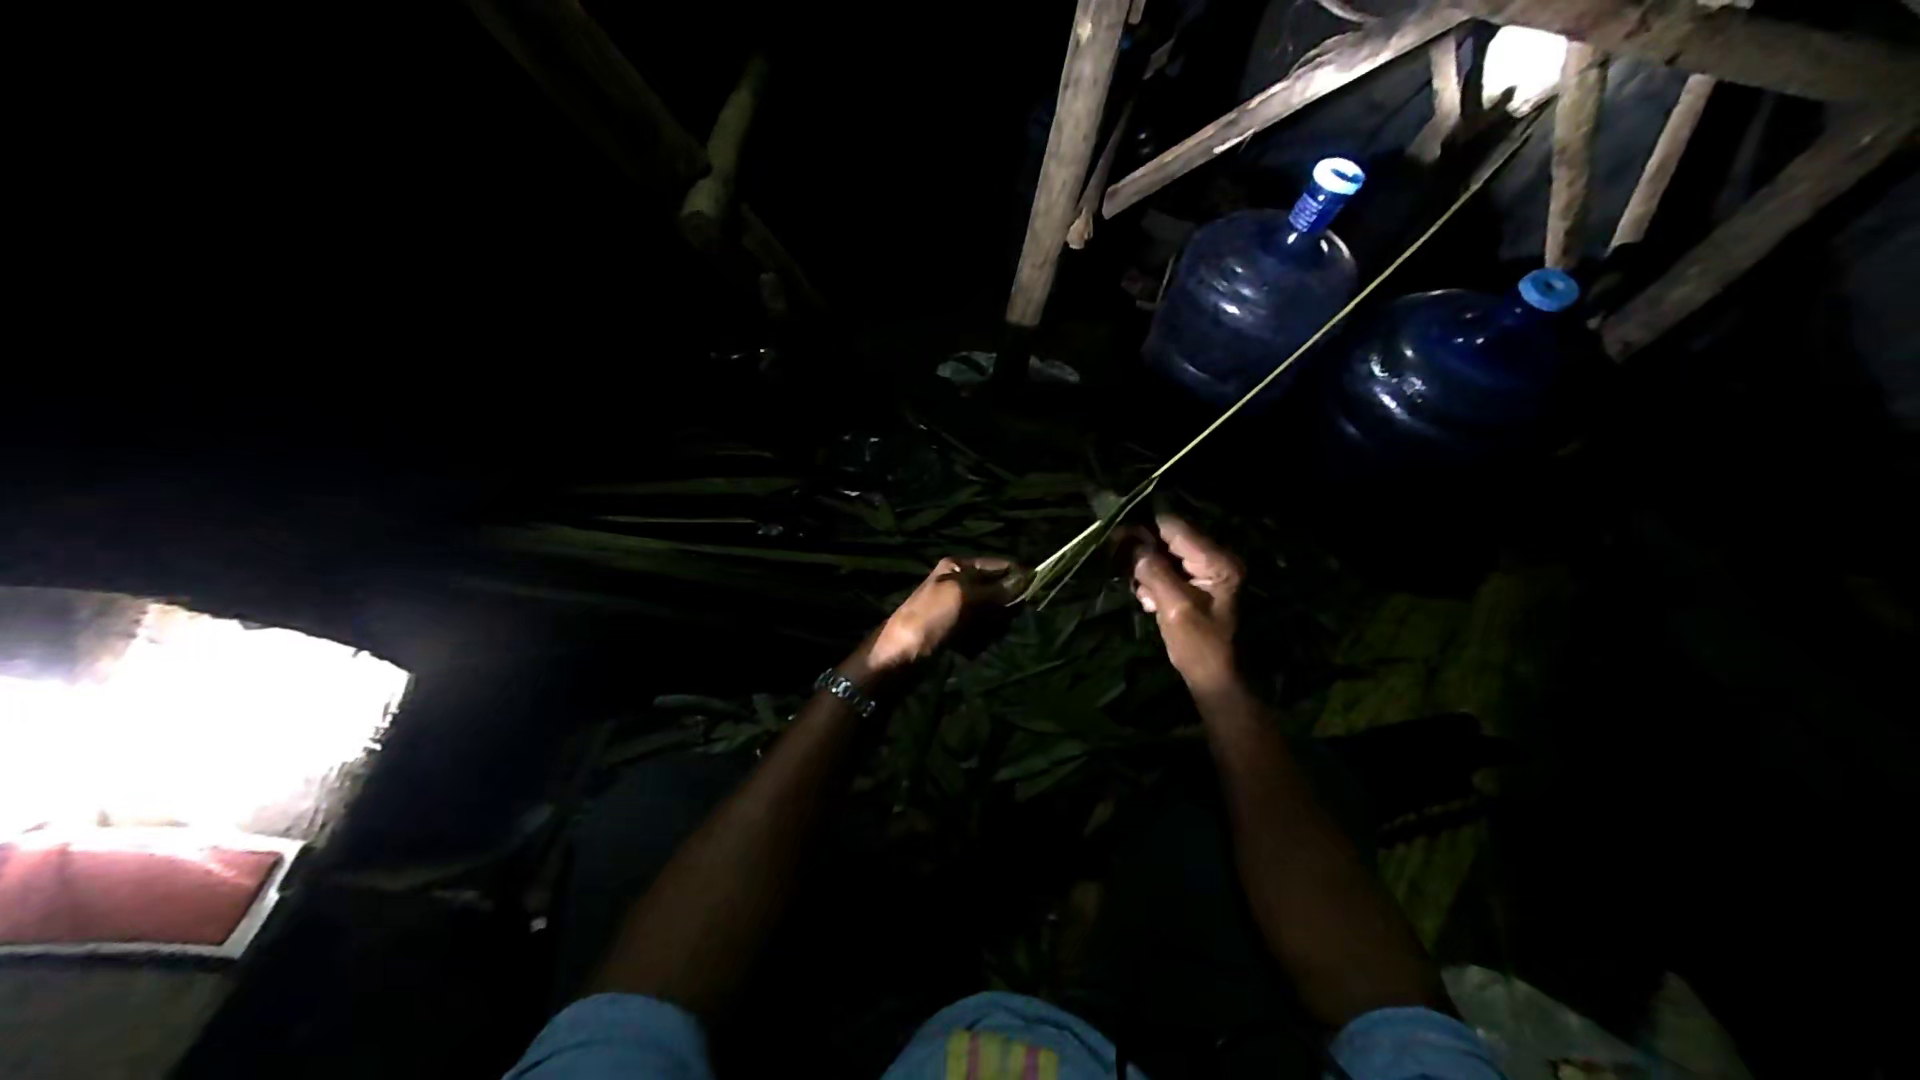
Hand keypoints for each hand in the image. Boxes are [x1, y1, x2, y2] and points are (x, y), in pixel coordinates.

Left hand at [865, 556, 1018, 673]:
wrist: (899, 654)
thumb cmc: (929, 617)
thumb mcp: (963, 595)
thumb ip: (994, 588)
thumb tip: (1025, 580)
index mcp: (957, 566)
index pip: (997, 564)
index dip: (1017, 574)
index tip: (1037, 587)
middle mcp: (959, 583)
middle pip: (997, 589)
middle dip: (1006, 604)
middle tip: (1008, 617)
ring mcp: (958, 608)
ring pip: (993, 612)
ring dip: (996, 624)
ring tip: (988, 634)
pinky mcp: (957, 631)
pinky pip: (982, 630)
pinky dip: (985, 637)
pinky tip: (977, 645)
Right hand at [1131, 515, 1243, 692]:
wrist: (1219, 681)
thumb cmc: (1200, 646)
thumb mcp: (1174, 606)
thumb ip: (1153, 571)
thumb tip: (1131, 543)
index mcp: (1216, 560)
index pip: (1174, 526)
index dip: (1142, 527)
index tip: (1114, 535)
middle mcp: (1216, 558)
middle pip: (1170, 538)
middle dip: (1143, 551)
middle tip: (1118, 563)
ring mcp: (1209, 571)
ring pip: (1166, 555)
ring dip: (1148, 570)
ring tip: (1142, 594)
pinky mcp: (1200, 584)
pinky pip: (1171, 570)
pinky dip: (1156, 581)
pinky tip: (1150, 602)